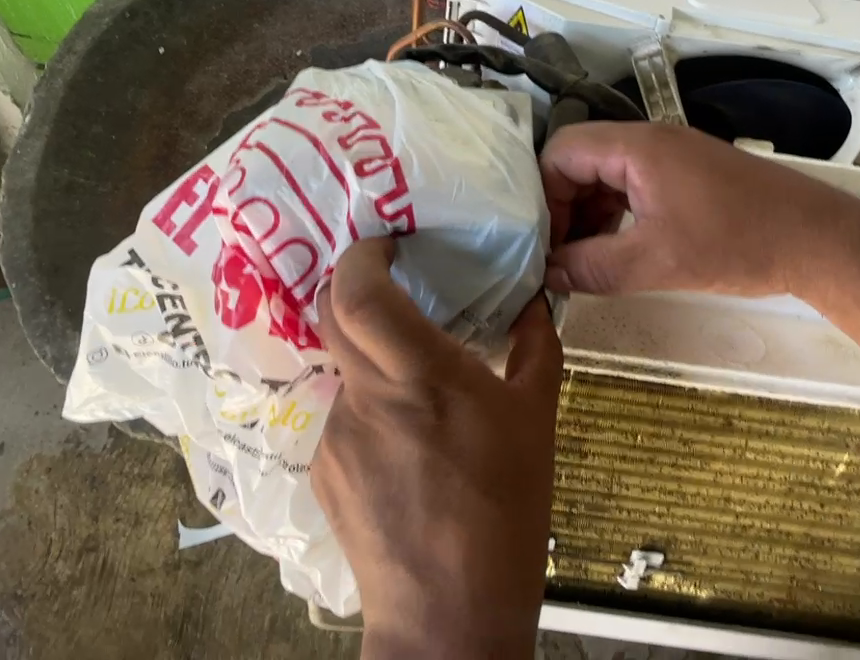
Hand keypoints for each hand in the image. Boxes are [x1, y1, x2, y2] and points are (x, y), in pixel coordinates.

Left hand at [312, 238, 561, 659]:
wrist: (450, 615)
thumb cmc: (506, 510)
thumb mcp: (536, 420)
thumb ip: (535, 347)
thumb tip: (534, 301)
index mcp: (421, 376)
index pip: (358, 293)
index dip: (360, 256)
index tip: (385, 243)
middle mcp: (367, 396)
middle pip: (331, 313)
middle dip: (352, 283)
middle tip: (388, 279)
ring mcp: (336, 434)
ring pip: (342, 364)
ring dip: (370, 353)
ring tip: (414, 382)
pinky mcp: (323, 468)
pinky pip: (343, 414)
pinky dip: (370, 405)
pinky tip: (404, 441)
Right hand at [540, 122, 859, 298]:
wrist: (816, 239)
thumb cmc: (735, 243)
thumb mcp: (656, 262)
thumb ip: (593, 268)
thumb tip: (548, 276)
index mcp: (636, 147)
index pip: (560, 152)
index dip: (543, 197)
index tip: (546, 244)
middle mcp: (647, 142)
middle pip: (579, 162)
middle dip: (562, 209)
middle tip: (559, 257)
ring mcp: (668, 157)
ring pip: (604, 177)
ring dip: (587, 215)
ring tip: (583, 261)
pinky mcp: (684, 175)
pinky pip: (630, 187)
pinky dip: (614, 216)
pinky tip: (614, 251)